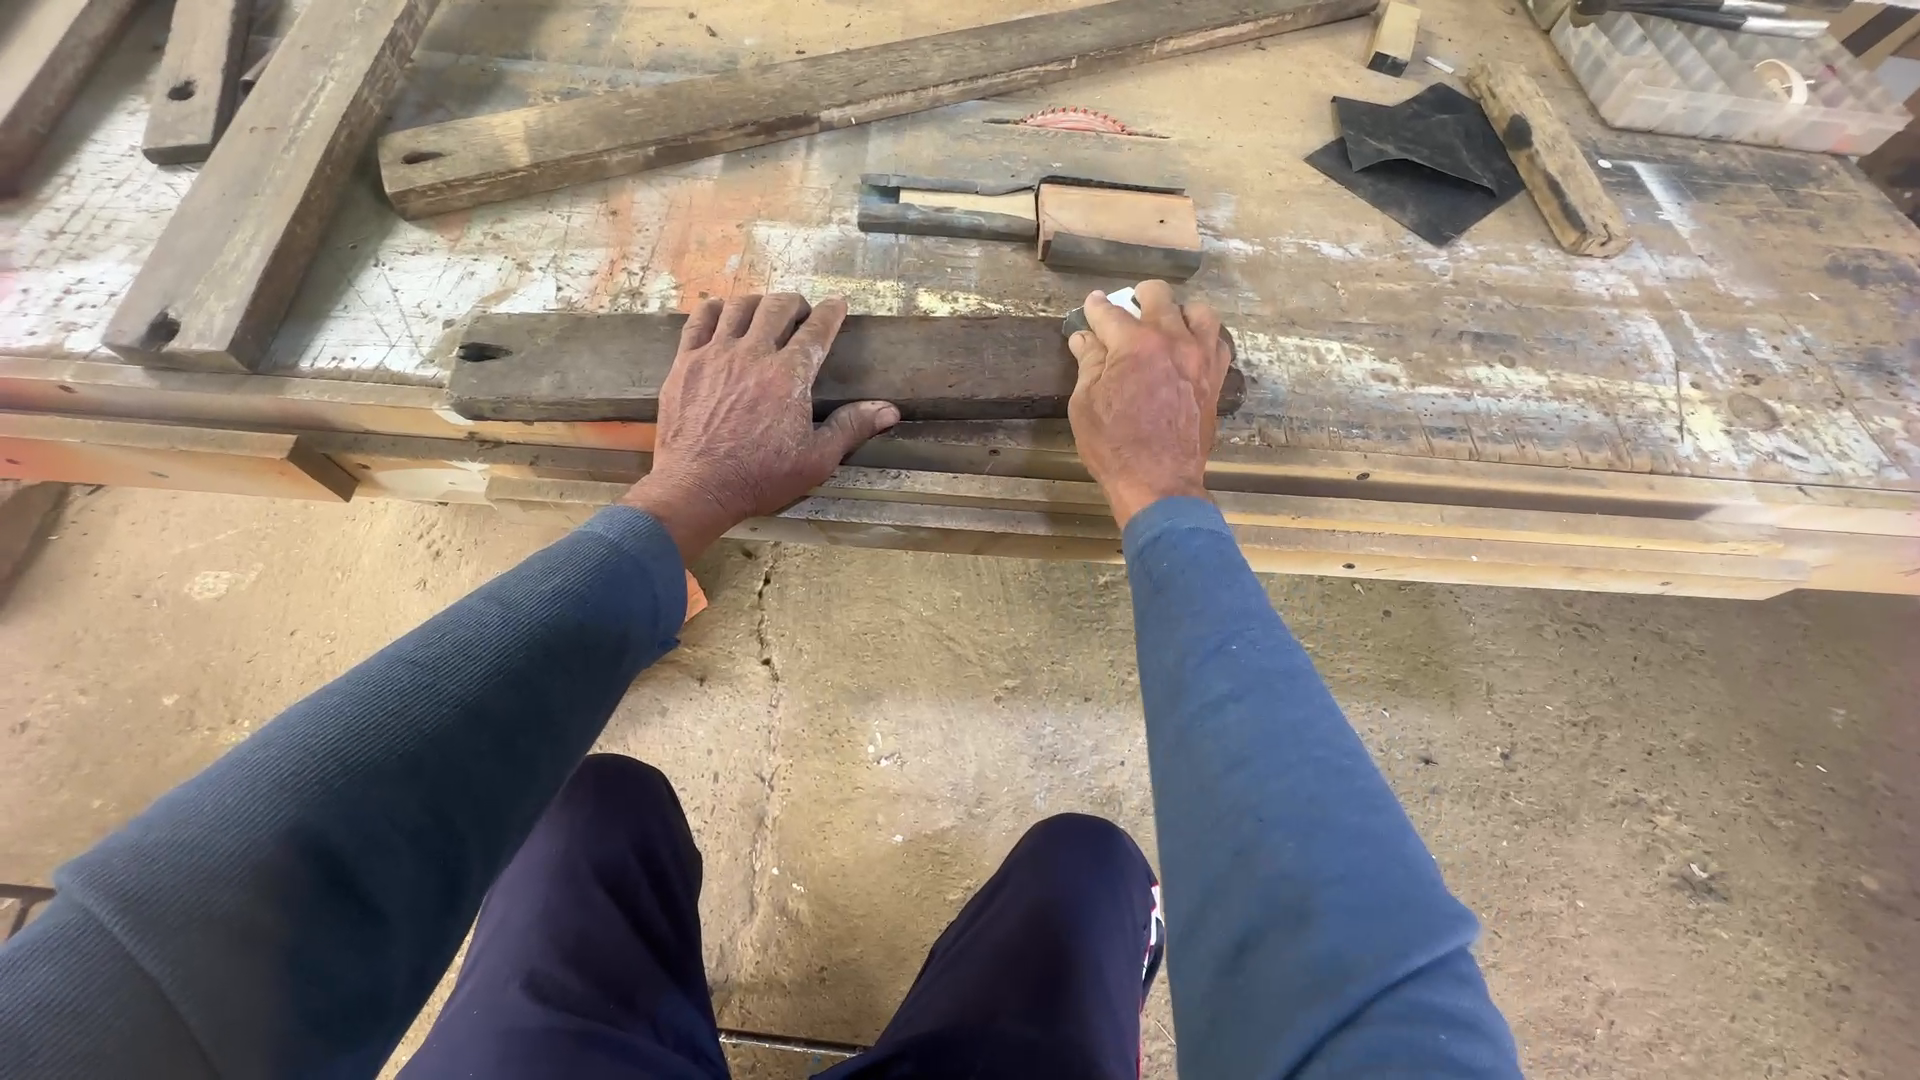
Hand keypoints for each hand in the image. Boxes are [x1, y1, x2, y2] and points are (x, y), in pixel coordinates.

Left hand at [620, 294, 898, 560]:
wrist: (697, 487)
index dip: (831, 313)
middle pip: (777, 307)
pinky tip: (723, 314)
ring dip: (758, 303)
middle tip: (801, 313)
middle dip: (795, 303)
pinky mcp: (685, 363)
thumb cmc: (760, 477)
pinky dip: (716, 310)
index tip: (838, 304)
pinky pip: (699, 320)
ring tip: (765, 312)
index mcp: (789, 376)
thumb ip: (852, 428)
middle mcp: (753, 354)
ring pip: (739, 307)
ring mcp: (715, 354)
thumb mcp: (816, 459)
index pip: (817, 330)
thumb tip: (889, 410)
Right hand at [1066, 280, 1230, 527]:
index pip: (1110, 313)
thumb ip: (1089, 364)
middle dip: (1138, 297)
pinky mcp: (1215, 379)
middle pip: (1158, 297)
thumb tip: (1085, 338)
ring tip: (1165, 324)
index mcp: (1135, 344)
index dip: (1096, 308)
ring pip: (1198, 312)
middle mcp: (1173, 341)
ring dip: (1178, 311)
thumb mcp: (1085, 404)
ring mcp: (1200, 358)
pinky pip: (1217, 342)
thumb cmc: (1113, 447)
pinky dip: (1203, 337)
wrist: (1158, 482)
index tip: (1091, 304)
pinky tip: (1189, 348)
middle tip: (1128, 309)